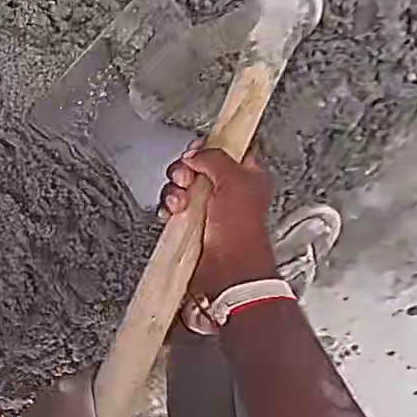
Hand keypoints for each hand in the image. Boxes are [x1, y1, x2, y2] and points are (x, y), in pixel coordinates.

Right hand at [160, 147, 277, 299]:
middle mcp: (228, 190)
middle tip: (187, 179)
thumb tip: (195, 154)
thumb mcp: (234, 181)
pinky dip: (169, 207)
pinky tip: (174, 213)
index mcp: (247, 176)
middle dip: (185, 170)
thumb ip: (214, 159)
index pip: (228, 148)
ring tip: (181, 202)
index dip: (211, 146)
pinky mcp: (191, 222)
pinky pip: (172, 205)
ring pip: (181, 185)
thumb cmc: (241, 232)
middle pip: (197, 165)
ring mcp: (208, 207)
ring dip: (175, 191)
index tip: (198, 149)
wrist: (226, 270)